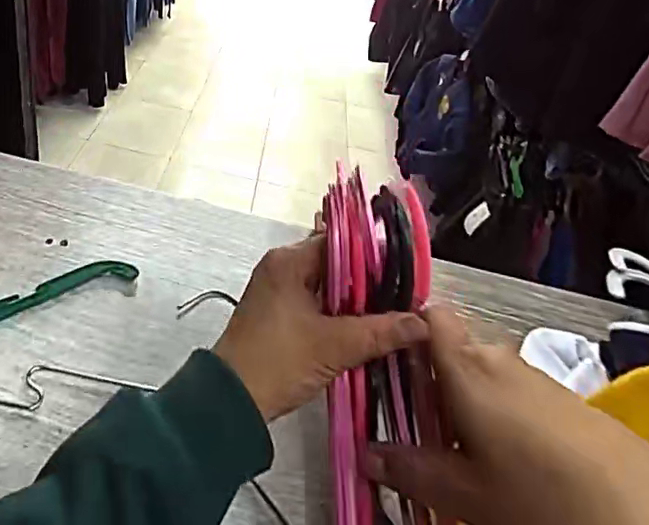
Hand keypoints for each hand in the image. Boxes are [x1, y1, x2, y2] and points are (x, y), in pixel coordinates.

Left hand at [212, 237, 428, 421]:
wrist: (228, 406)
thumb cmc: (276, 364)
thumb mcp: (333, 347)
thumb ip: (379, 332)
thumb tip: (420, 324)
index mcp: (289, 260)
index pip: (341, 241)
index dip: (373, 255)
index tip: (401, 271)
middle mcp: (281, 265)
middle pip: (335, 261)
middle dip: (366, 279)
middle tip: (398, 293)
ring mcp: (276, 288)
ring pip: (326, 281)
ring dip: (352, 297)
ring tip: (386, 308)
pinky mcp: (276, 310)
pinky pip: (314, 297)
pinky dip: (335, 308)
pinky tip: (359, 324)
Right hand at [365, 306, 648, 524]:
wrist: (626, 500)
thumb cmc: (532, 487)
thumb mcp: (462, 491)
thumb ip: (412, 469)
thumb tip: (369, 453)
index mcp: (465, 365)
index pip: (429, 315)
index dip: (407, 329)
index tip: (388, 361)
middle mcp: (495, 355)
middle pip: (451, 350)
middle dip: (432, 383)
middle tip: (418, 430)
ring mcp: (528, 371)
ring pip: (480, 372)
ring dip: (464, 402)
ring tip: (461, 454)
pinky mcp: (554, 392)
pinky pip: (509, 389)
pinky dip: (496, 412)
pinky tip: (504, 457)